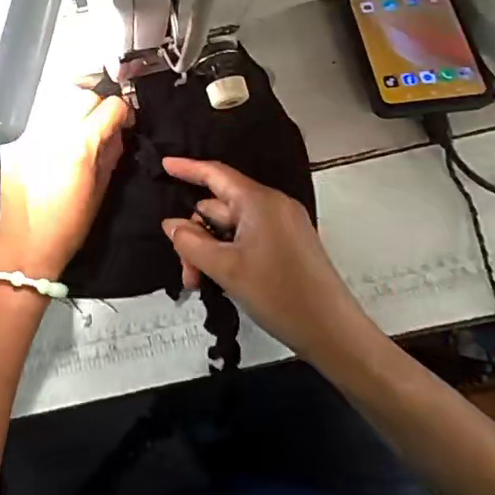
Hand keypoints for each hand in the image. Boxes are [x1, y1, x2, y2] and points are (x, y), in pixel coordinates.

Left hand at [0, 84, 131, 280]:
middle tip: (100, 127)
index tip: (123, 123)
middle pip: (84, 95)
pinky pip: (38, 115)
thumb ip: (112, 151)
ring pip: (58, 99)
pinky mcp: (13, 139)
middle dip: (96, 108)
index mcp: (80, 144)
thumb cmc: (66, 225)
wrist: (25, 242)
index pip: (111, 105)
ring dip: (72, 109)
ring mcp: (30, 132)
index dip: (122, 113)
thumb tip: (117, 131)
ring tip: (76, 131)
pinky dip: (51, 120)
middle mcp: (53, 131)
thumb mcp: (102, 188)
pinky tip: (54, 140)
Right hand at [159, 157, 376, 360]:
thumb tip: (172, 225)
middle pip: (219, 207)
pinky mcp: (288, 244)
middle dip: (196, 236)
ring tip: (202, 283)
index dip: (188, 168)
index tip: (164, 165)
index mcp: (259, 201)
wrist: (330, 329)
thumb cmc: (279, 294)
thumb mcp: (225, 269)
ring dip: (210, 251)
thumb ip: (191, 243)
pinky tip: (223, 280)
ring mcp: (283, 225)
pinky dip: (229, 255)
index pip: (216, 174)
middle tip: (189, 274)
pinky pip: (248, 239)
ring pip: (231, 228)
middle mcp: (273, 206)